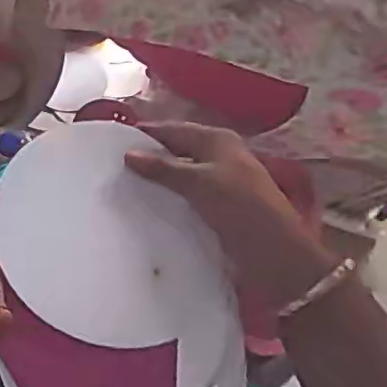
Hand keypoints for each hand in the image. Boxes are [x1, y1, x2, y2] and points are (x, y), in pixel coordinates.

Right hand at [123, 122, 340, 305]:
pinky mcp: (215, 204)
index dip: (144, 134)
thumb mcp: (199, 183)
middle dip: (146, 156)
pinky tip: (144, 202)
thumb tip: (128, 154)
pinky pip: (181, 193)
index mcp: (217, 141)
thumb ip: (162, 168)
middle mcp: (218, 156)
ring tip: (120, 183)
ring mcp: (218, 181)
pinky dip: (164, 194)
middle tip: (110, 164)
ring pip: (176, 173)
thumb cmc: (241, 209)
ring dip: (154, 178)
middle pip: (173, 150)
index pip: (171, 130)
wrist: (276, 256)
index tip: (109, 141)